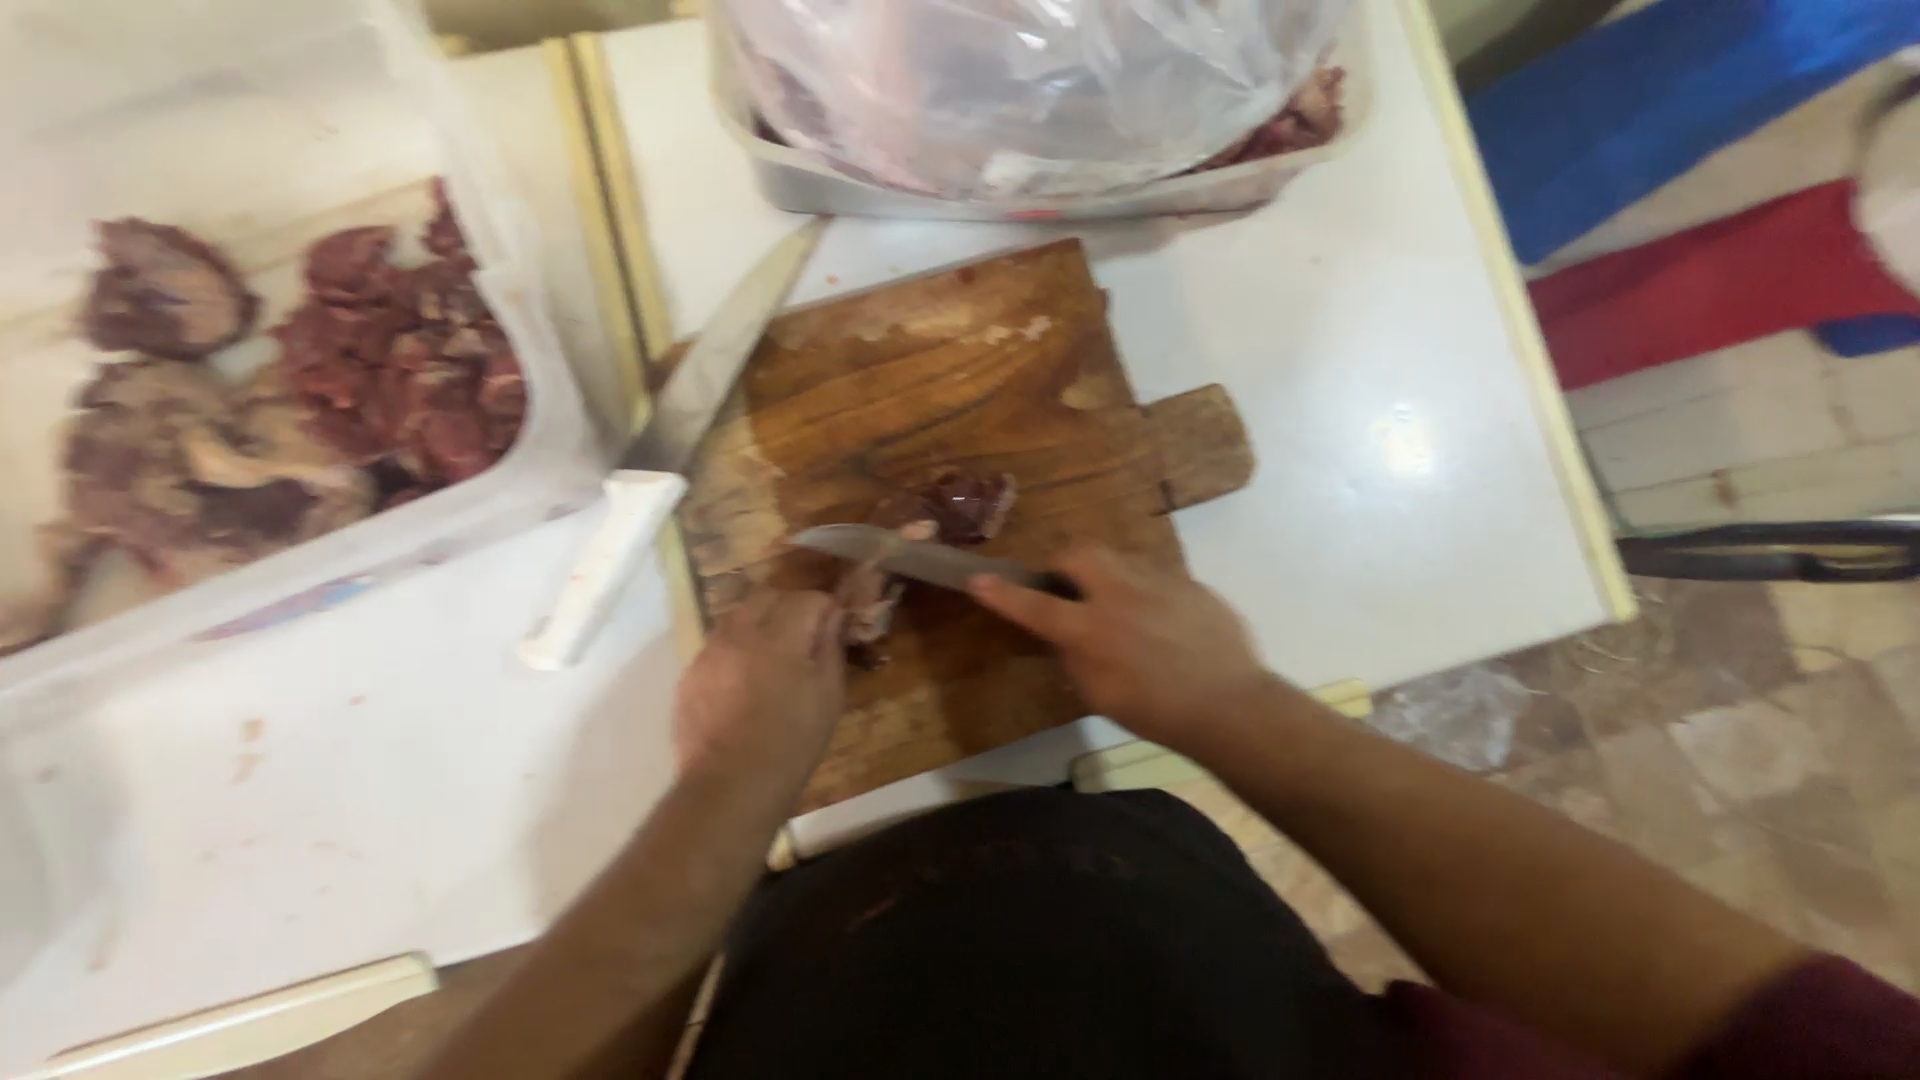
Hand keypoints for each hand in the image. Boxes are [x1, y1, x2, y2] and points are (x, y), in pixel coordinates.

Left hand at [673, 590, 846, 791]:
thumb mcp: (828, 696)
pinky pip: (716, 646)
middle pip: (767, 598)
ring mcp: (710, 653)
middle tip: (804, 636)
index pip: (807, 599)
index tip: (834, 626)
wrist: (731, 785)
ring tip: (772, 655)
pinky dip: (734, 650)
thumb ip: (830, 648)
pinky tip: (744, 681)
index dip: (825, 609)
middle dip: (789, 608)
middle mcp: (740, 634)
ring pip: (736, 617)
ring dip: (758, 624)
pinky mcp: (690, 675)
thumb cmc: (792, 743)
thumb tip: (833, 617)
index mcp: (780, 637)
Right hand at [968, 544, 1273, 757]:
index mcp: (1091, 629)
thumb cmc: (1157, 712)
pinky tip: (1159, 621)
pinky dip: (1143, 591)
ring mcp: (1159, 582)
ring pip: (1118, 559)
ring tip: (1116, 606)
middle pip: (1078, 554)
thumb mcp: (1099, 694)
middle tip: (1066, 587)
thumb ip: (1073, 657)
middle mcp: (1120, 594)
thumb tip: (1063, 633)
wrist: (1231, 706)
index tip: (978, 579)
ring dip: (1105, 575)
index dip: (1002, 593)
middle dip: (1062, 563)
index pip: (1034, 605)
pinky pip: (1154, 577)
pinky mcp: (1190, 584)